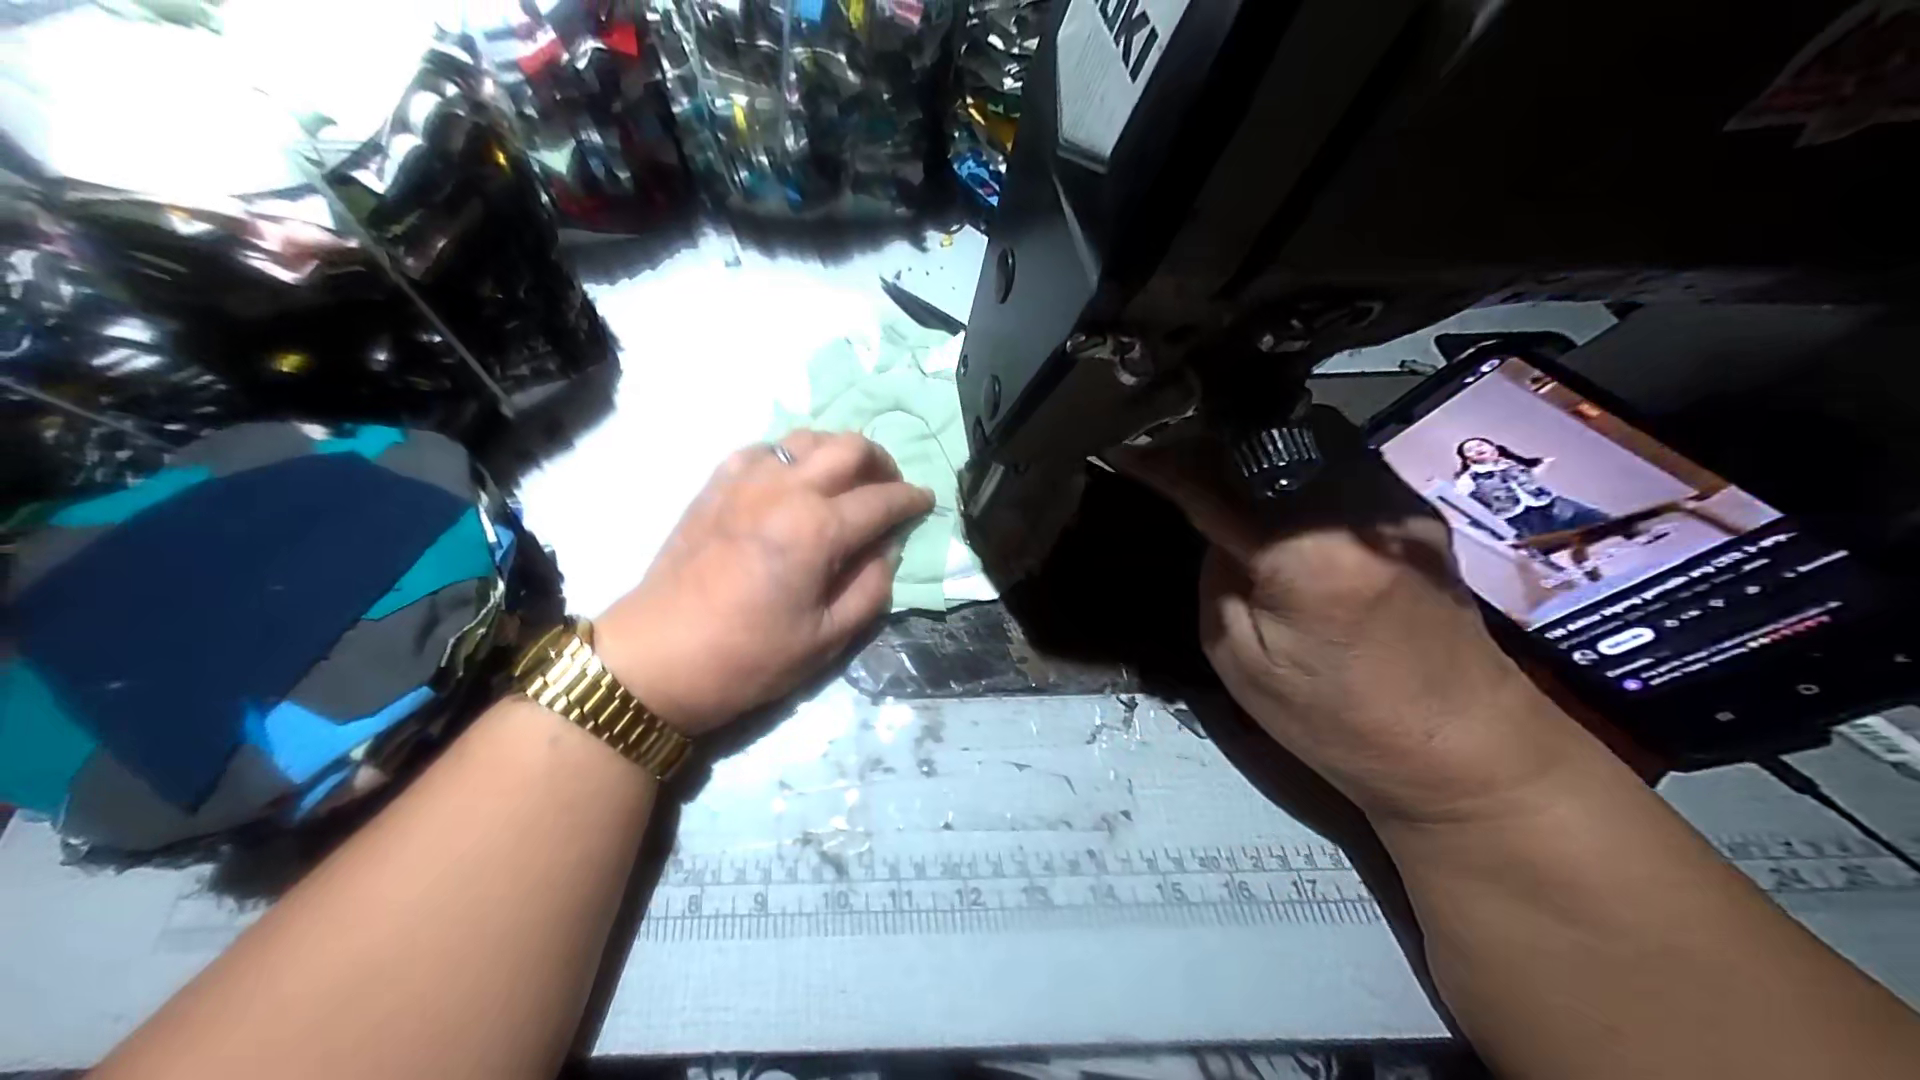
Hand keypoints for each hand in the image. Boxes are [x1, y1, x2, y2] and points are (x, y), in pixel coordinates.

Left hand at [593, 432, 932, 735]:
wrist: (658, 657)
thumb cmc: (748, 657)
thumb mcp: (827, 638)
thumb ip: (870, 588)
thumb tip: (887, 550)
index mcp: (817, 529)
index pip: (882, 500)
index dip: (911, 499)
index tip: (926, 501)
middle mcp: (785, 490)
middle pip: (849, 448)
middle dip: (881, 461)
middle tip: (890, 486)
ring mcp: (745, 481)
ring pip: (806, 439)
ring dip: (838, 452)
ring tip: (846, 480)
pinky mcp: (715, 485)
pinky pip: (763, 450)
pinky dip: (791, 458)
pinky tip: (791, 483)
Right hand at [1114, 420, 1591, 825]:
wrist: (1464, 751)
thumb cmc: (1339, 723)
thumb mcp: (1242, 661)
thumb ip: (1217, 576)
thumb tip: (1216, 523)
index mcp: (1305, 554)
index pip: (1215, 487)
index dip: (1164, 465)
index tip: (1127, 448)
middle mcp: (1358, 509)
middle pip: (1268, 444)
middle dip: (1209, 444)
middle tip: (1169, 452)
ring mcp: (1397, 505)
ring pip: (1309, 440)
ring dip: (1255, 448)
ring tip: (1215, 462)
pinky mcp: (1417, 513)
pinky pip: (1341, 462)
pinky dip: (1296, 463)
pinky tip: (1274, 484)